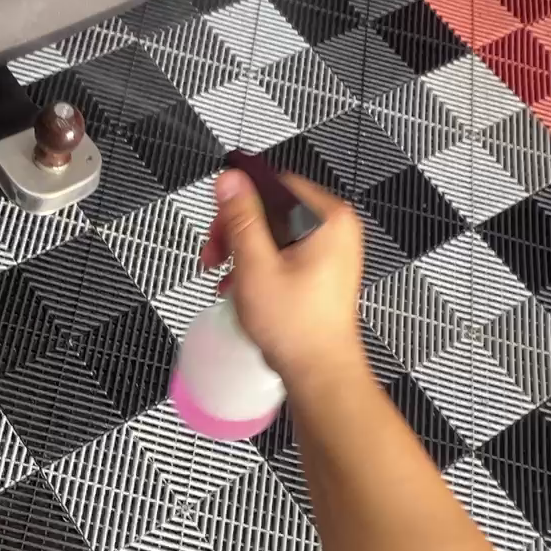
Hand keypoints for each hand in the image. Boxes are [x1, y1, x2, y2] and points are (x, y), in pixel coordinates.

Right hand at [201, 168, 366, 388]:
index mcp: (327, 219)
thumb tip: (231, 180)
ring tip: (226, 277)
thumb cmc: (297, 327)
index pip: (275, 186)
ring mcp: (330, 254)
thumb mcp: (255, 266)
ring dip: (242, 253)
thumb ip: (241, 219)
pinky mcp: (320, 273)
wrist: (317, 370)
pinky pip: (282, 256)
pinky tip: (240, 288)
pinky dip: (257, 268)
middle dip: (237, 232)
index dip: (239, 204)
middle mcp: (335, 231)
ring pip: (274, 235)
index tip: (218, 223)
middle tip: (215, 254)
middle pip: (273, 211)